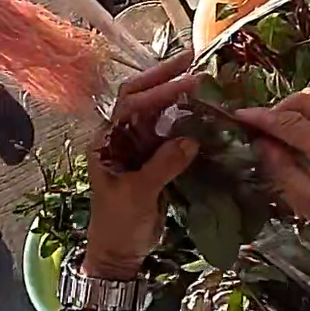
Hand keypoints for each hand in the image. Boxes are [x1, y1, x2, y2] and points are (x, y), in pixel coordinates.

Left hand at [83, 54, 201, 278]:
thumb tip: (191, 139)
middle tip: (194, 58)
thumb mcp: (137, 196)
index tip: (189, 81)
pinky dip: (183, 116)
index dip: (158, 90)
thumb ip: (161, 167)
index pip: (131, 104)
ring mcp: (135, 144)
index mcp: (106, 139)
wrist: (119, 252)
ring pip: (155, 109)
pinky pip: (168, 129)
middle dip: (164, 76)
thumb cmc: (118, 223)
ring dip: (175, 92)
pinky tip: (203, 107)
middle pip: (140, 96)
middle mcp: (119, 135)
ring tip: (202, 75)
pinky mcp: (152, 156)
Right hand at [234, 89, 309, 256]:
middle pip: (304, 101)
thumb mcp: (306, 202)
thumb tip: (260, 143)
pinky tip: (294, 137)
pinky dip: (304, 117)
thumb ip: (281, 168)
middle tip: (256, 128)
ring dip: (290, 111)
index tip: (236, 116)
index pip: (289, 122)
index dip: (260, 117)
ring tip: (274, 132)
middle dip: (275, 109)